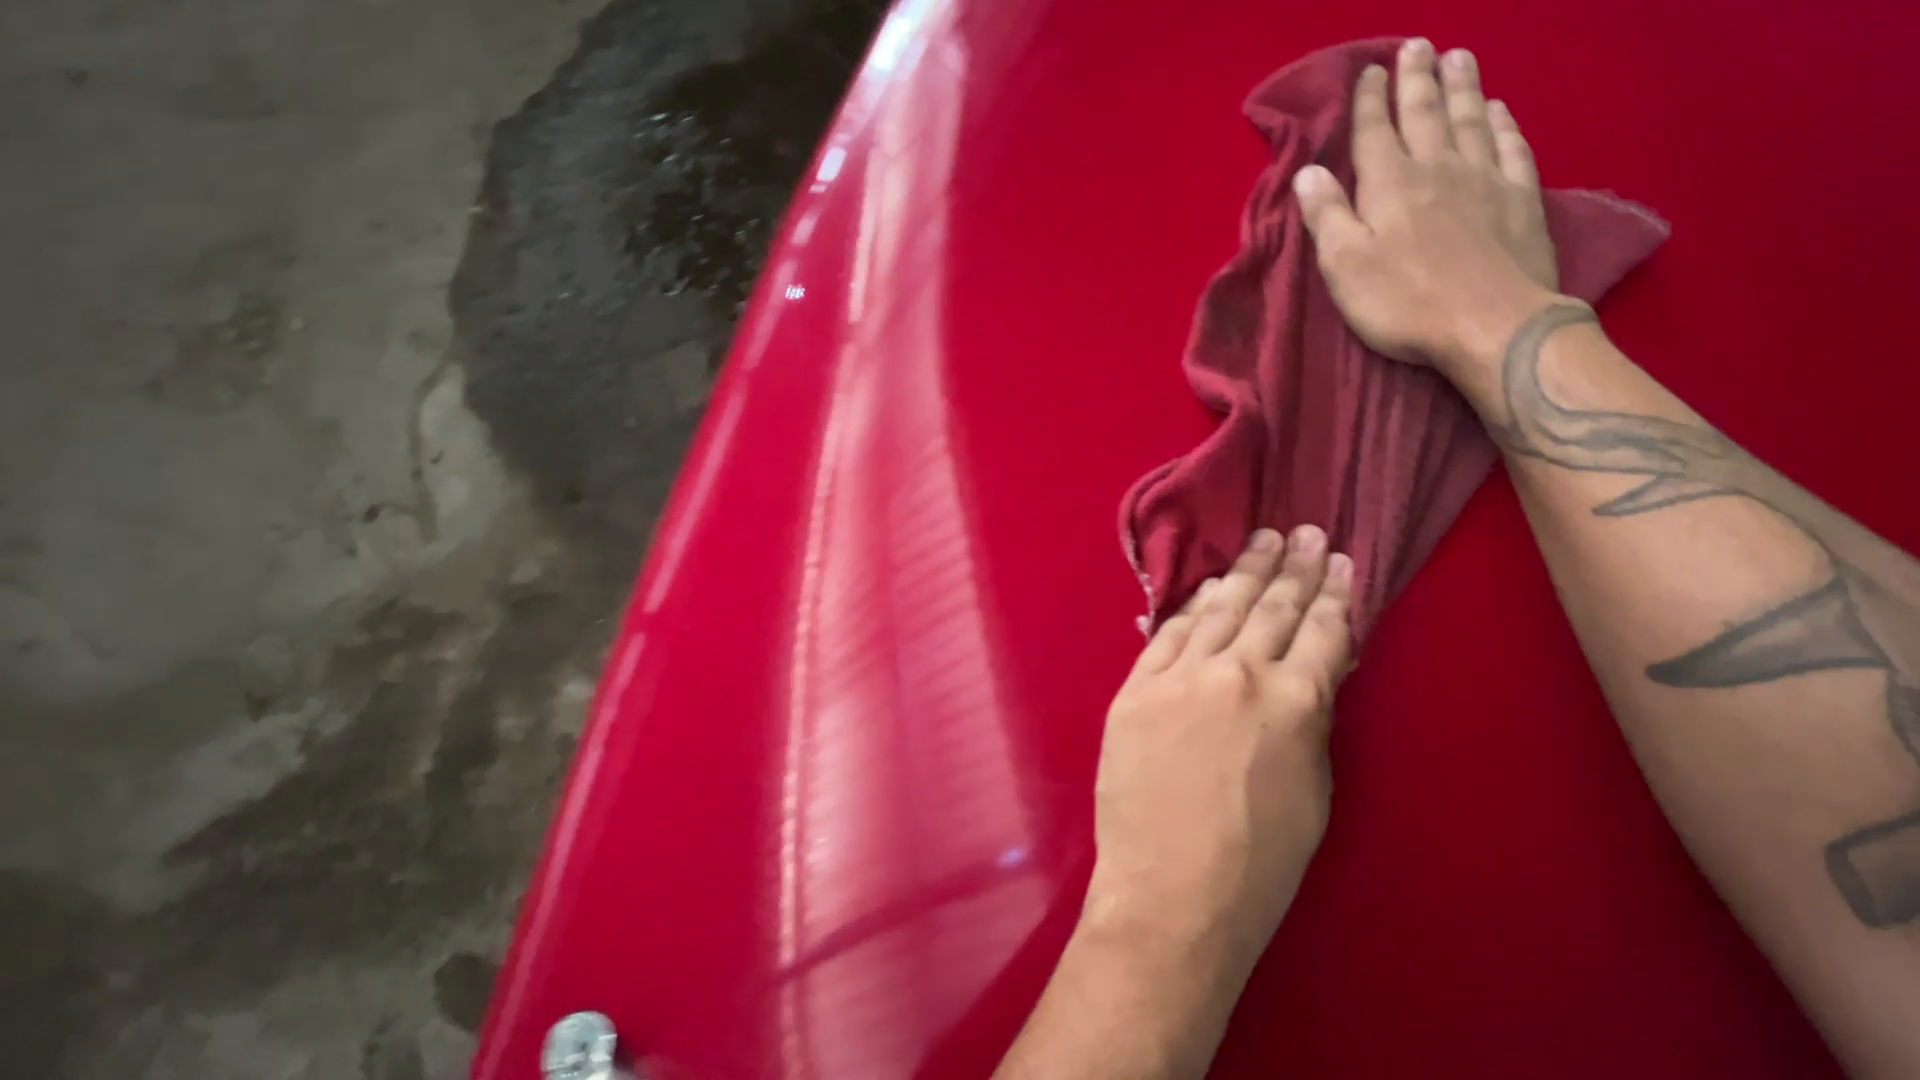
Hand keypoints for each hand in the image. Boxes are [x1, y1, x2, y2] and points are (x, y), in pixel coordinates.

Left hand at [1086, 526, 1353, 953]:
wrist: (1171, 894)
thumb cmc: (1258, 863)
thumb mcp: (1313, 792)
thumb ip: (1311, 723)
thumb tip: (1312, 677)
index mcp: (1295, 702)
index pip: (1323, 631)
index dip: (1335, 594)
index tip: (1342, 562)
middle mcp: (1239, 674)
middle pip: (1272, 607)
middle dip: (1293, 566)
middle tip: (1305, 532)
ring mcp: (1180, 677)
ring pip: (1219, 609)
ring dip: (1244, 573)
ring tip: (1261, 542)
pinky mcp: (1136, 690)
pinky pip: (1167, 634)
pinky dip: (1191, 607)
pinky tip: (1206, 588)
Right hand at [1293, 38, 1560, 375]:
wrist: (1492, 324)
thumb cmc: (1405, 302)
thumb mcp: (1345, 266)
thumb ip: (1327, 216)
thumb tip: (1309, 173)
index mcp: (1390, 185)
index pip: (1374, 133)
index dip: (1369, 101)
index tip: (1369, 72)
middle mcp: (1438, 168)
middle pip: (1426, 113)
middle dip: (1417, 78)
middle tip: (1416, 46)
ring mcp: (1486, 179)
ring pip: (1472, 119)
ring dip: (1462, 87)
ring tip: (1458, 58)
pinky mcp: (1521, 199)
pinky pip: (1511, 147)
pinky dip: (1503, 123)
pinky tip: (1498, 110)